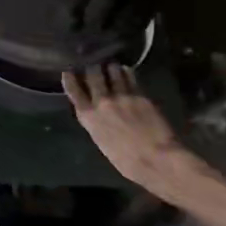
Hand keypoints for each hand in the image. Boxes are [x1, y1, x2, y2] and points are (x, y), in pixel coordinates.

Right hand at [63, 65, 203, 198]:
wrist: (156, 157)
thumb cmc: (128, 162)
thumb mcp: (104, 144)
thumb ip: (98, 126)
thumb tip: (100, 117)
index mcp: (89, 118)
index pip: (75, 92)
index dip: (70, 80)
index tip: (68, 72)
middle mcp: (102, 102)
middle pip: (93, 77)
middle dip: (92, 69)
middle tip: (93, 64)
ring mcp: (122, 96)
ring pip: (113, 73)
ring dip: (110, 68)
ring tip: (111, 65)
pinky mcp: (140, 94)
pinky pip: (130, 78)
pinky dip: (126, 72)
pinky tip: (126, 70)